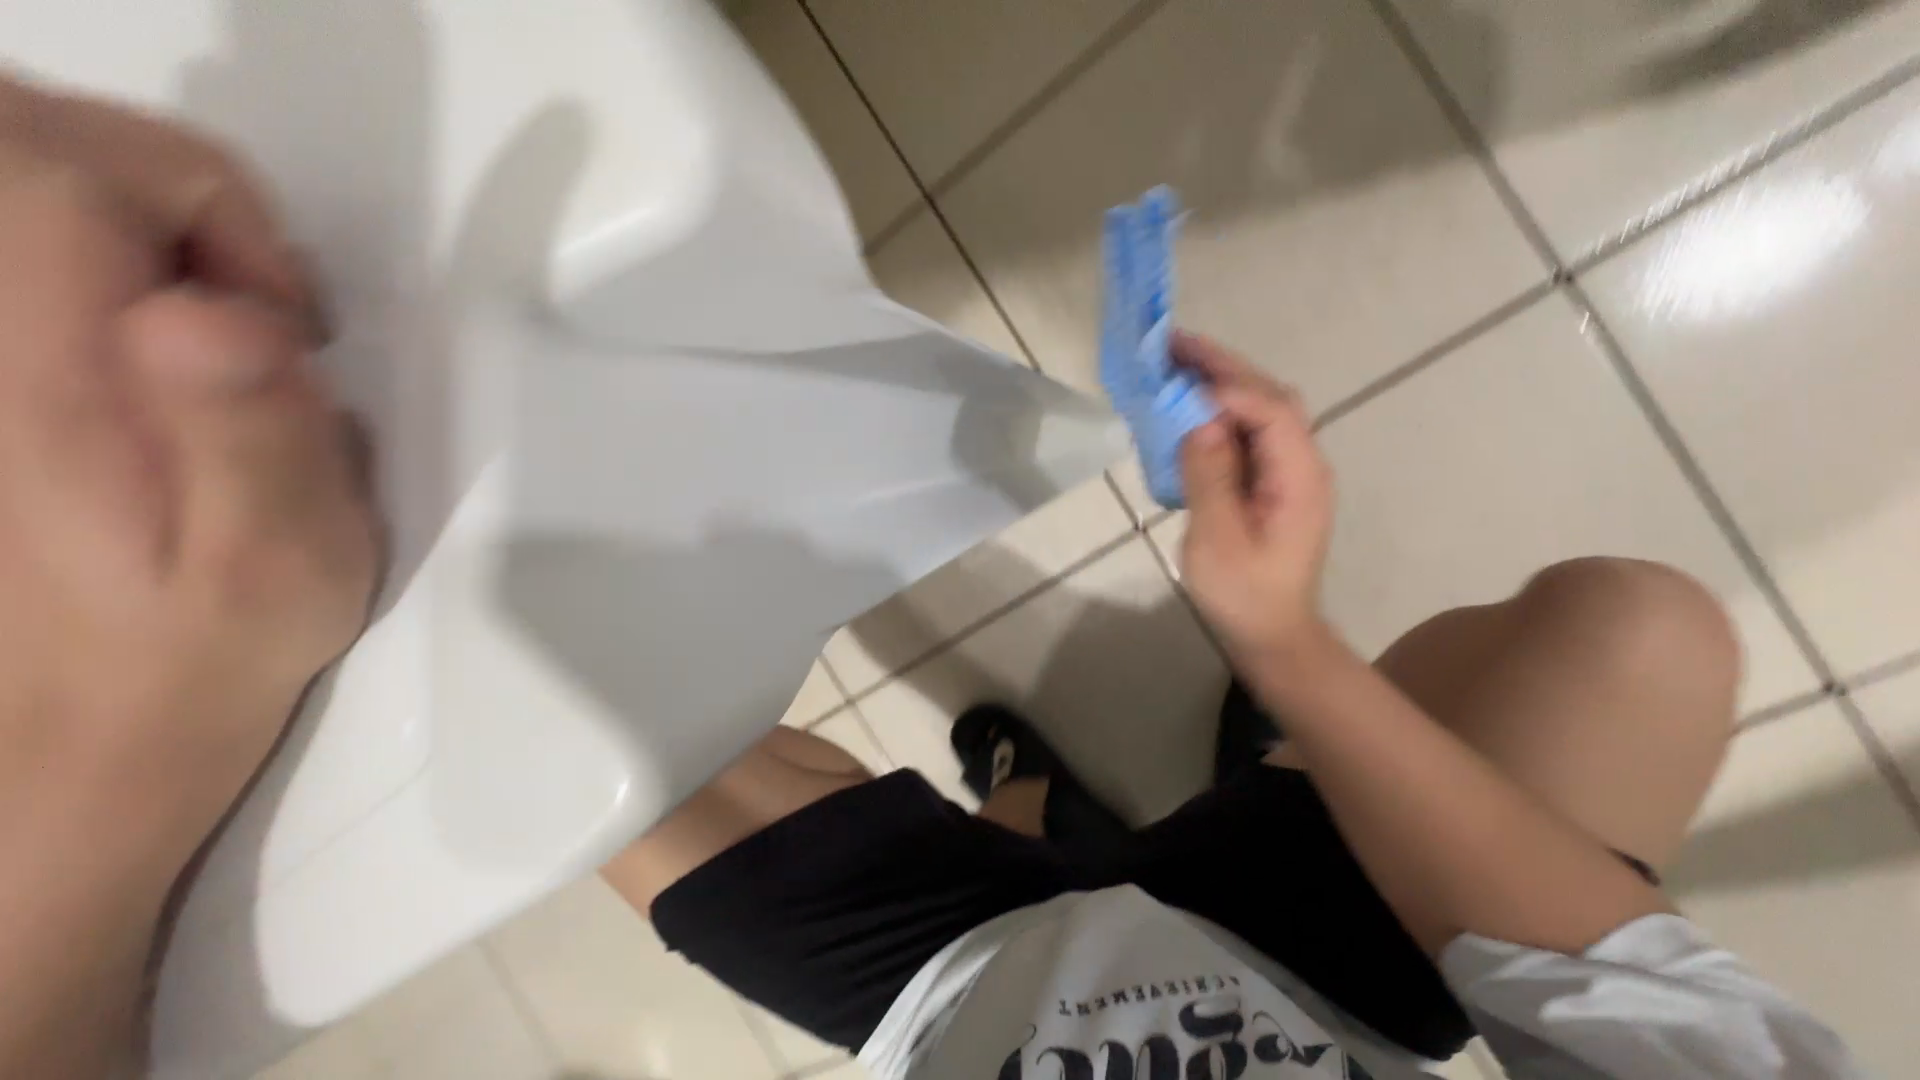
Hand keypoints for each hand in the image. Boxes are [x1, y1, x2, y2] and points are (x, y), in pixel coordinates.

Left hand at [0, 77, 378, 877]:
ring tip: (215, 329)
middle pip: (19, 144)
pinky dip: (90, 253)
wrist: (59, 741)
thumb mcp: (284, 564)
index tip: (286, 316)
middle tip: (250, 306)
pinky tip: (153, 341)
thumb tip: (215, 316)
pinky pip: (24, 251)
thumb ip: (259, 438)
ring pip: (17, 186)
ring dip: (132, 218)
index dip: (206, 202)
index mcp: (32, 382)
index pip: (65, 168)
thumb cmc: (194, 655)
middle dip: (165, 190)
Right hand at [1174, 331, 1335, 666]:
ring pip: (1259, 410)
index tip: (1180, 378)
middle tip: (1172, 343)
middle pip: (1269, 397)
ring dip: (1220, 382)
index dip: (1228, 387)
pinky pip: (1248, 433)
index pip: (1272, 411)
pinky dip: (1218, 412)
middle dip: (1223, 367)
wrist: (1272, 636)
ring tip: (1175, 362)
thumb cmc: (1245, 596)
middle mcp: (1301, 463)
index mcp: (1299, 476)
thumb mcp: (1219, 542)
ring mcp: (1288, 471)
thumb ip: (1211, 479)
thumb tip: (1200, 422)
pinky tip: (1187, 408)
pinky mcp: (1271, 482)